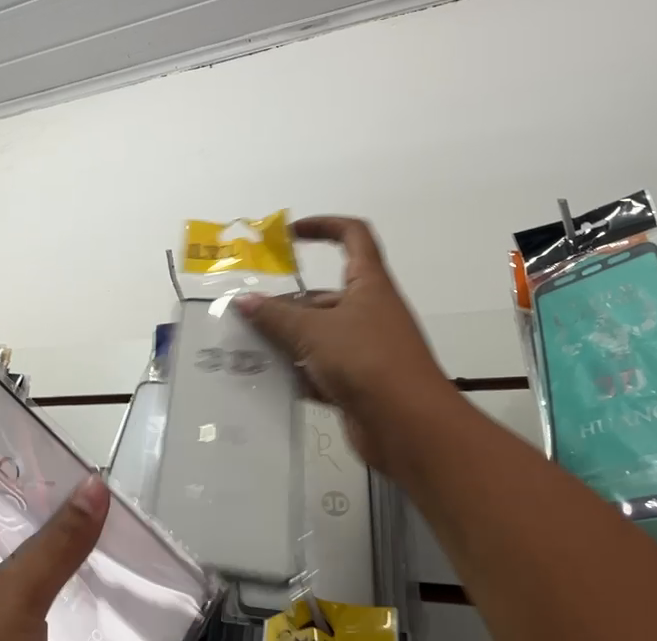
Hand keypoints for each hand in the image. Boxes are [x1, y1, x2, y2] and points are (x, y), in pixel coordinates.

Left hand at [0, 476, 109, 640]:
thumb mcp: (15, 596)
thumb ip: (54, 544)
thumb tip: (93, 487)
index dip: (2, 476)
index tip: (43, 452)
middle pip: (3, 537)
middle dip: (42, 514)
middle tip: (84, 481)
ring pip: (27, 571)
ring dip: (59, 549)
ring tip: (98, 514)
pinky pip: (43, 604)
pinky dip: (66, 587)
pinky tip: (95, 570)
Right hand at [236, 216, 460, 473]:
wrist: (412, 430)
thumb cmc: (368, 361)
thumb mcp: (314, 332)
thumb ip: (276, 316)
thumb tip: (244, 301)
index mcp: (369, 285)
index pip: (353, 236)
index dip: (324, 226)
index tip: (290, 234)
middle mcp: (370, 312)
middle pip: (324, 295)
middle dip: (286, 303)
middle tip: (247, 312)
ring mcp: (366, 350)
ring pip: (319, 335)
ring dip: (287, 340)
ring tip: (246, 346)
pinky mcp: (360, 384)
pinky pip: (321, 369)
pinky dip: (297, 373)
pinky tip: (265, 379)